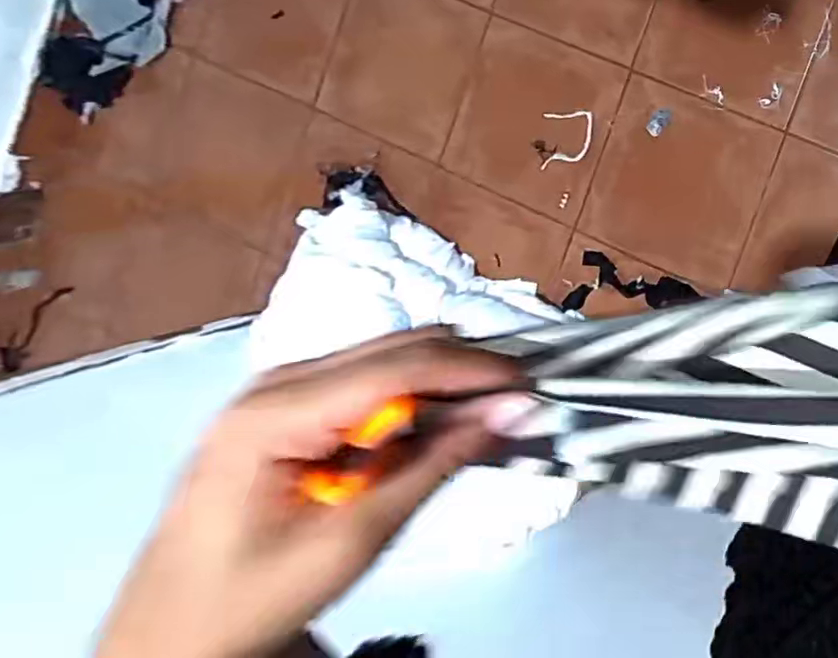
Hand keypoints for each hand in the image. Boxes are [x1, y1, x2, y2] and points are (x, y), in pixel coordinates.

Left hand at [96, 329, 529, 657]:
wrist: (169, 643)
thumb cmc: (250, 599)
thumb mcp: (356, 537)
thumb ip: (441, 462)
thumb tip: (515, 407)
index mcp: (273, 415)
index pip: (403, 364)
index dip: (477, 368)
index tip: (531, 384)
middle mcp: (278, 384)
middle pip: (406, 346)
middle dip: (468, 371)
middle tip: (512, 404)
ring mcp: (284, 388)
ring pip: (401, 352)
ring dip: (448, 382)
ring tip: (478, 420)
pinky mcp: (296, 401)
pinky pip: (382, 374)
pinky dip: (422, 393)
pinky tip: (433, 428)